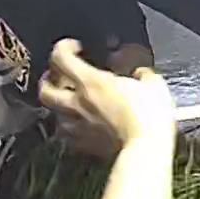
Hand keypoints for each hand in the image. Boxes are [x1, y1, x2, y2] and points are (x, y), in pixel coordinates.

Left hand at [40, 39, 174, 151]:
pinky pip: (69, 137)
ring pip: (54, 116)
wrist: (147, 151)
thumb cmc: (150, 118)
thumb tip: (140, 73)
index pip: (60, 57)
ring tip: (70, 104)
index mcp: (92, 82)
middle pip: (45, 90)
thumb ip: (142, 73)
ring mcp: (80, 127)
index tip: (74, 48)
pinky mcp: (87, 146)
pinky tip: (81, 127)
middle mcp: (79, 104)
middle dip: (49, 81)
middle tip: (60, 76)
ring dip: (59, 108)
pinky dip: (71, 130)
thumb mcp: (154, 84)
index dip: (63, 47)